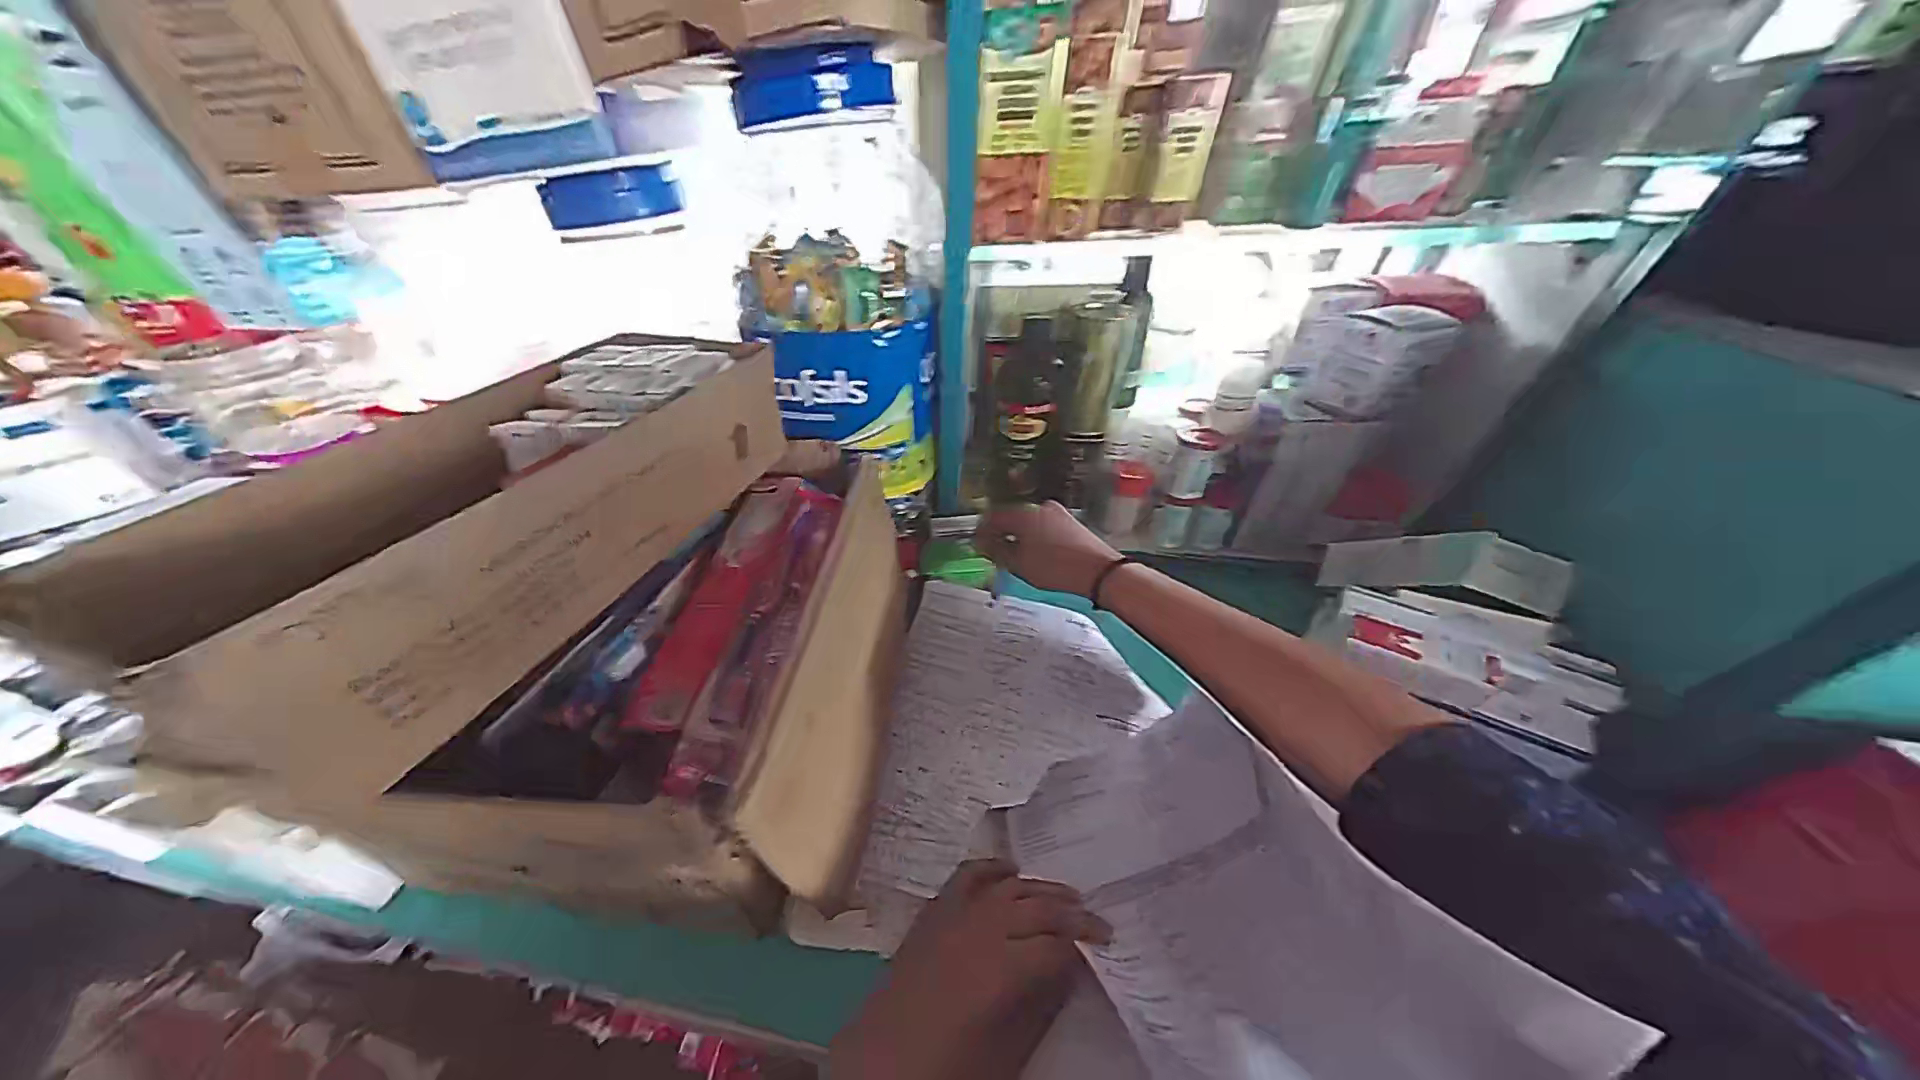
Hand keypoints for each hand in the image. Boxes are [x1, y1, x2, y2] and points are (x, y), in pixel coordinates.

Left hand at [830, 860, 1111, 1079]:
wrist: (883, 1058)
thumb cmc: (949, 1063)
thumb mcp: (1008, 1046)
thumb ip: (1041, 1002)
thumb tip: (1069, 969)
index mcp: (1003, 967)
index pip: (1057, 944)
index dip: (1084, 945)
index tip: (1102, 948)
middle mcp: (982, 927)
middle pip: (1039, 906)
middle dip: (1073, 913)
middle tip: (1098, 923)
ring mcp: (956, 912)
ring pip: (1010, 886)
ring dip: (1041, 888)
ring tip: (1067, 896)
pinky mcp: (935, 909)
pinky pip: (969, 875)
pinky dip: (993, 868)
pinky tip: (1011, 871)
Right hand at [975, 501, 1121, 598]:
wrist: (1100, 572)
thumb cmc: (1056, 568)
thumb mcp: (1019, 564)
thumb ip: (998, 550)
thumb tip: (984, 542)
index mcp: (1023, 513)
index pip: (993, 517)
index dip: (981, 531)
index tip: (977, 545)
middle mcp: (1040, 507)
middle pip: (1011, 517)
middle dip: (1000, 533)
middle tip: (993, 552)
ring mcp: (1058, 513)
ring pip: (1028, 522)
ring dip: (1018, 536)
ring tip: (1014, 556)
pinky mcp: (1070, 523)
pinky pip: (1043, 526)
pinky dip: (1034, 537)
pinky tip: (1035, 554)